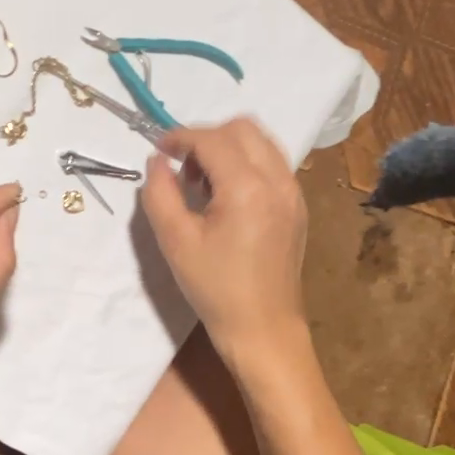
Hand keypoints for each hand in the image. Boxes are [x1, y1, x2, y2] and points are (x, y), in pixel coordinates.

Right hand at [141, 118, 307, 363]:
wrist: (262, 327)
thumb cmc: (214, 288)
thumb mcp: (175, 242)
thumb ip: (159, 193)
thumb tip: (157, 161)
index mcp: (247, 187)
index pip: (211, 139)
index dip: (180, 137)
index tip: (158, 150)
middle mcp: (278, 180)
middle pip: (242, 127)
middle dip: (207, 137)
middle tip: (182, 168)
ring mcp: (293, 192)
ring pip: (261, 142)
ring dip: (228, 147)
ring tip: (204, 182)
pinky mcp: (297, 206)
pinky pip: (273, 164)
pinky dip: (247, 164)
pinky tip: (227, 198)